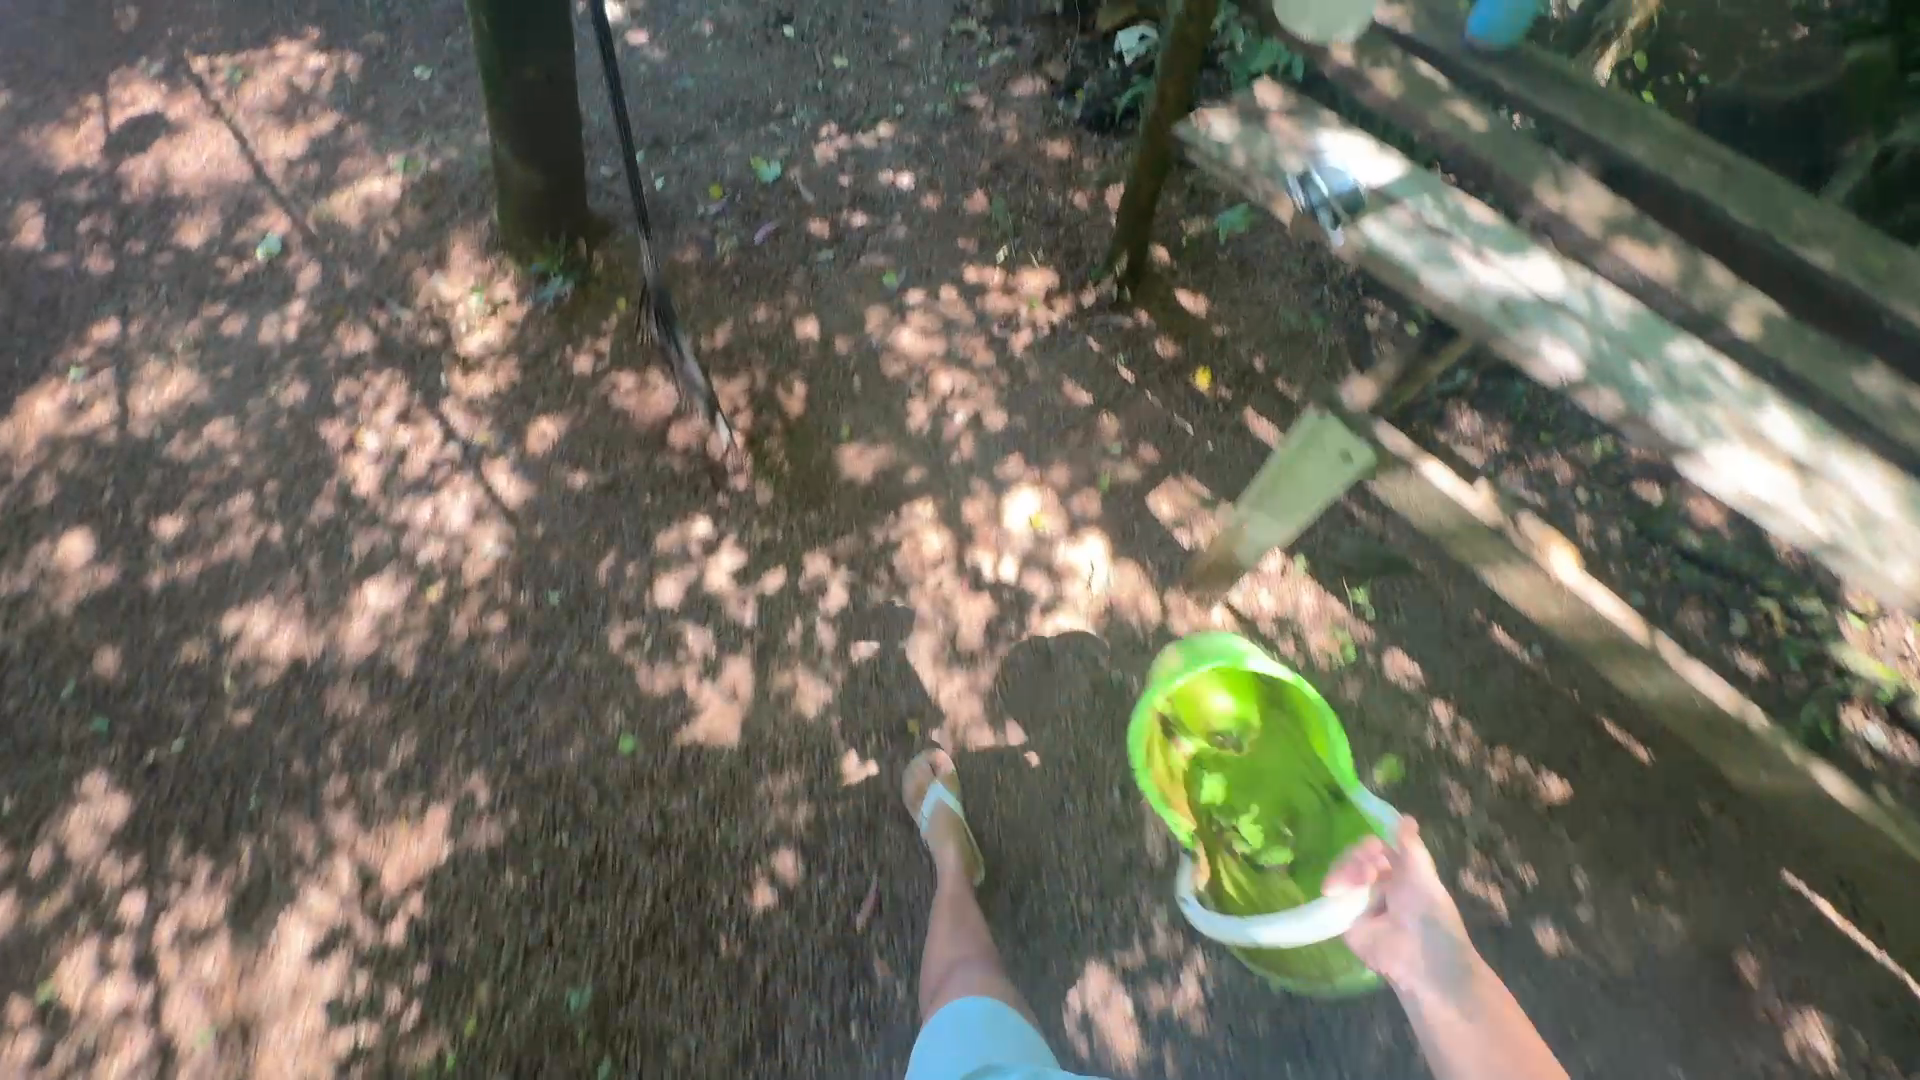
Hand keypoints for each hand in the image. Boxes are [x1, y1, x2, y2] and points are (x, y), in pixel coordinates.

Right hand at [1323, 817, 1479, 1000]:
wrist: (1423, 960)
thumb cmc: (1431, 916)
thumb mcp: (1424, 876)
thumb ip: (1410, 847)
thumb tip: (1406, 817)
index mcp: (1399, 876)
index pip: (1375, 849)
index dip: (1371, 845)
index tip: (1374, 847)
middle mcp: (1377, 886)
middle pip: (1354, 857)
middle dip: (1358, 857)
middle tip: (1368, 870)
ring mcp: (1359, 901)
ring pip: (1341, 871)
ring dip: (1347, 869)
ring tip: (1358, 881)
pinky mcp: (1344, 917)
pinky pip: (1331, 894)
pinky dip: (1332, 886)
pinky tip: (1334, 888)